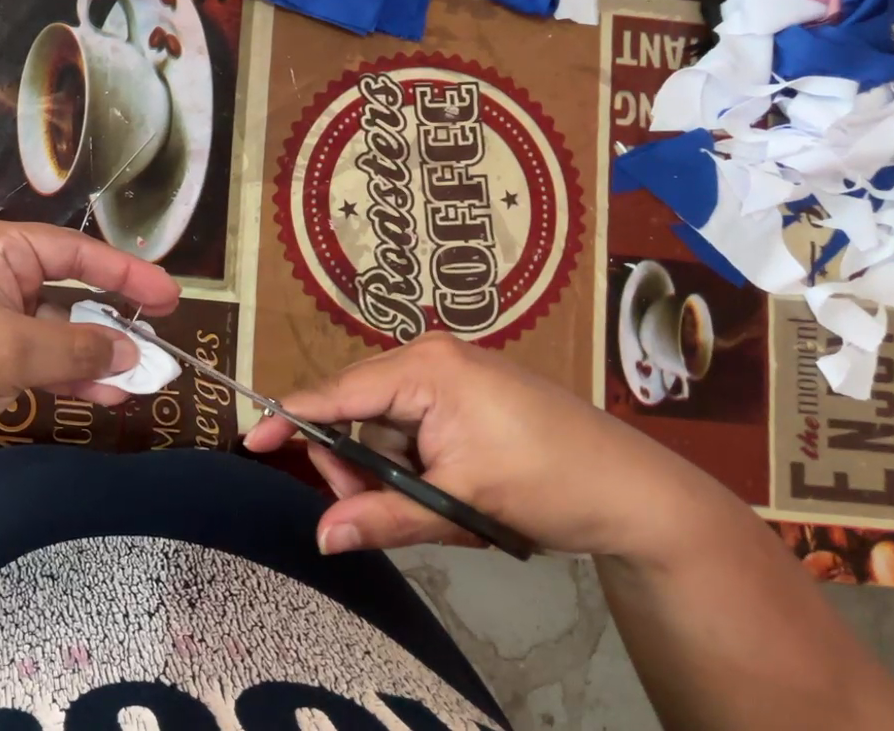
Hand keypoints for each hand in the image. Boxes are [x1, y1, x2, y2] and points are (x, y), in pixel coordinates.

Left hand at [0, 220, 180, 483]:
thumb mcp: (11, 352)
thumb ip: (77, 349)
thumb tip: (131, 352)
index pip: (70, 251)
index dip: (124, 272)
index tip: (168, 296)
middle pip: (63, 291)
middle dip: (109, 321)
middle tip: (158, 343)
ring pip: (50, 332)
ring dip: (91, 357)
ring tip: (139, 381)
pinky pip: (30, 360)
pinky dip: (63, 376)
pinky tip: (102, 395)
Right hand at [243, 333, 738, 558]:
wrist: (642, 495)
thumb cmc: (552, 486)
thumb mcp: (460, 506)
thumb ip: (384, 518)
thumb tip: (321, 538)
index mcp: (426, 369)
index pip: (337, 393)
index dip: (291, 419)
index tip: (251, 440)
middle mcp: (429, 356)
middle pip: (354, 409)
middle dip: (356, 464)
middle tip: (377, 510)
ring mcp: (448, 370)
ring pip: (379, 422)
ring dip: (388, 468)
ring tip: (434, 504)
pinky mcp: (462, 389)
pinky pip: (407, 423)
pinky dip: (411, 459)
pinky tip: (445, 486)